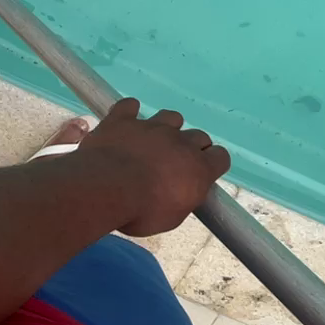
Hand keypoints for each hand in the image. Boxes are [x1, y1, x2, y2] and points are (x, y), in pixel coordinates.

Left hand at [72, 99, 229, 236]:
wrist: (104, 188)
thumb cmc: (139, 211)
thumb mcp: (170, 217)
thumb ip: (181, 199)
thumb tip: (180, 194)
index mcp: (198, 167)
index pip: (220, 157)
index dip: (210, 163)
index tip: (198, 172)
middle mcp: (180, 141)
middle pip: (197, 135)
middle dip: (188, 147)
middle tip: (170, 162)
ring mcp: (151, 126)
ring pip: (170, 117)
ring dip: (164, 127)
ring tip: (149, 142)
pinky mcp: (122, 119)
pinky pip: (129, 106)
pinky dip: (127, 112)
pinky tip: (123, 122)